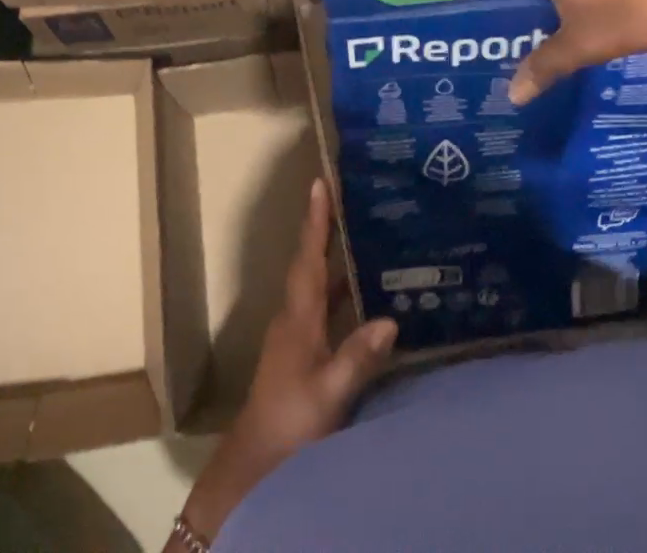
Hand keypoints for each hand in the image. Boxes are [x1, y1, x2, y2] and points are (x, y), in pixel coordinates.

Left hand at [177, 180, 397, 540]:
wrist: (257, 460)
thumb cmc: (290, 422)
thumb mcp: (328, 393)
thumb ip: (357, 358)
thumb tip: (389, 319)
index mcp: (297, 320)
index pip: (308, 260)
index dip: (315, 223)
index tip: (320, 184)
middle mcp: (293, 319)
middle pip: (310, 264)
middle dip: (325, 231)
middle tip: (348, 199)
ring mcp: (295, 336)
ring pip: (316, 286)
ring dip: (333, 259)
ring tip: (362, 236)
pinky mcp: (301, 352)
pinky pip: (322, 308)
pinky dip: (339, 292)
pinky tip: (362, 297)